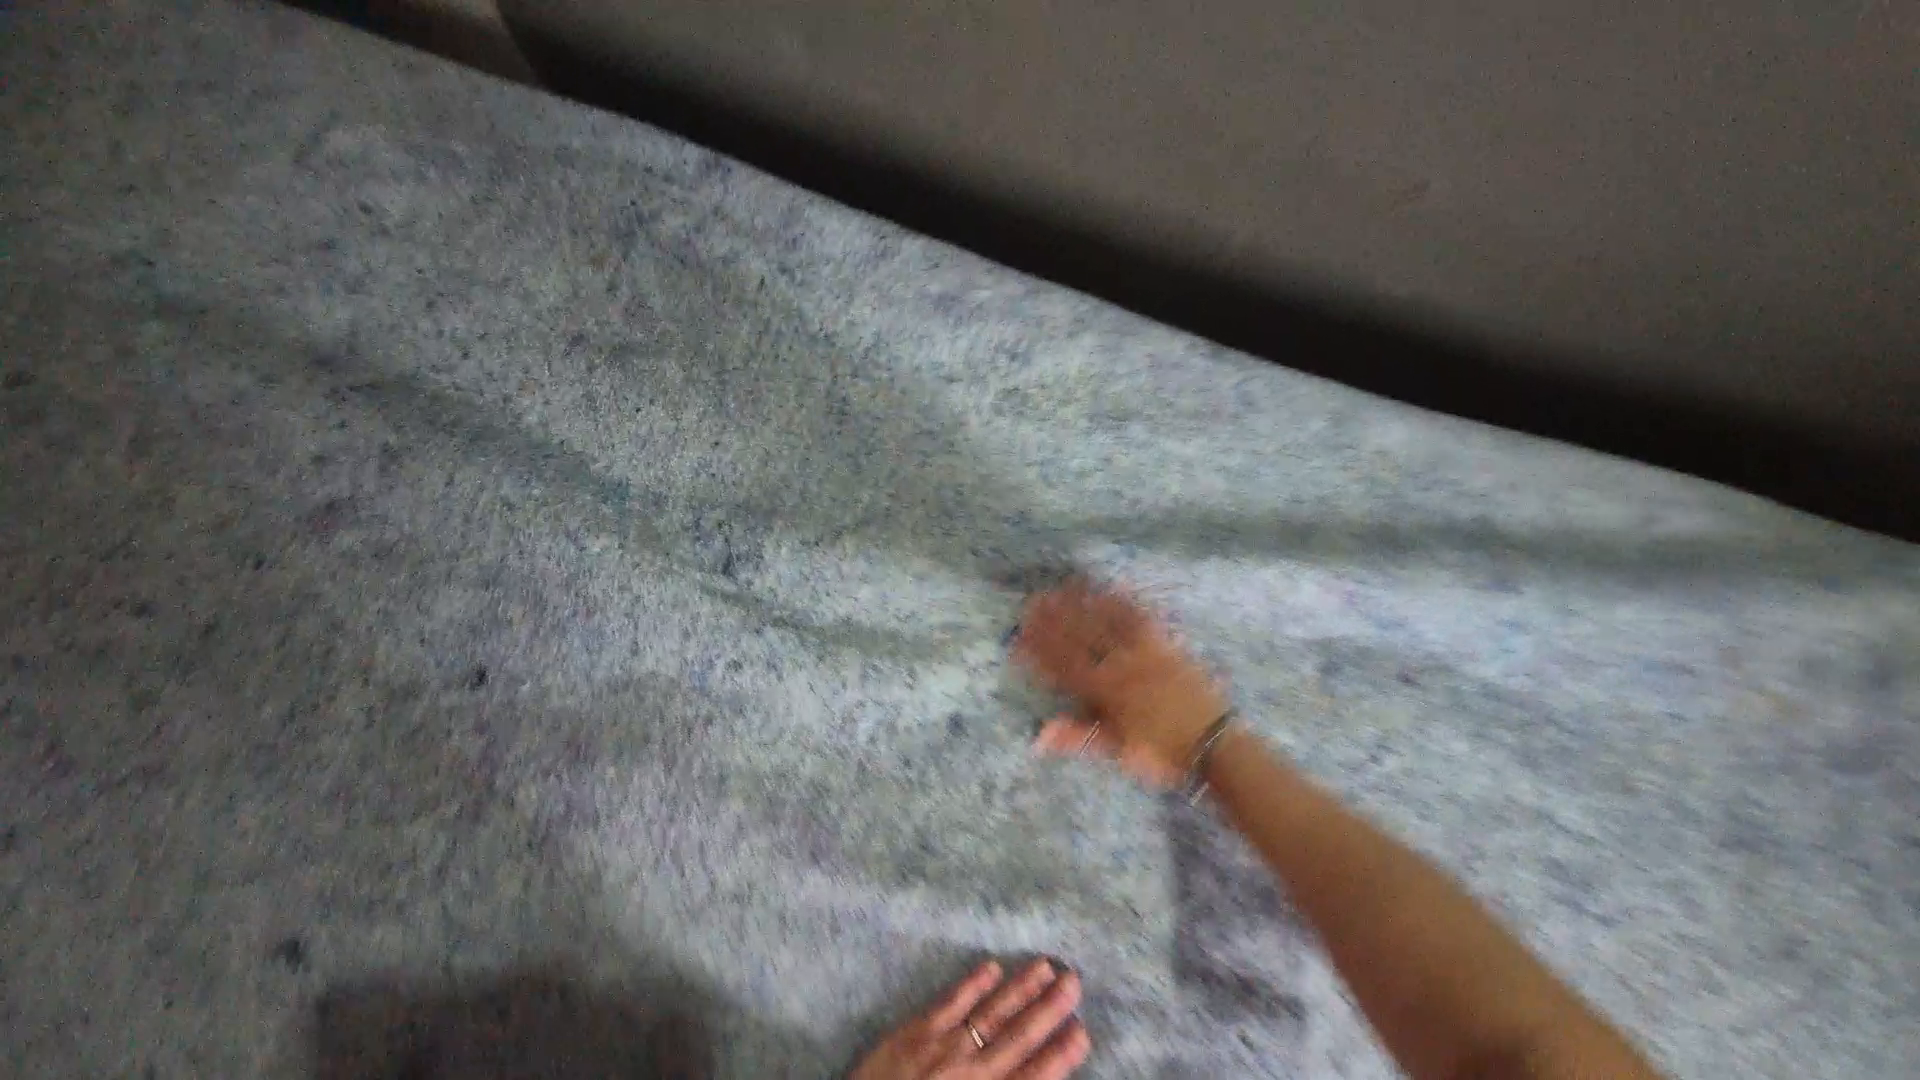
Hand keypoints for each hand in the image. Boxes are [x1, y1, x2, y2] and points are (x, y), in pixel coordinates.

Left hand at [851, 959, 1090, 1079]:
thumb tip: (1027, 1077)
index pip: (1034, 1077)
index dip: (1060, 1053)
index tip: (1082, 1029)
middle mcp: (973, 1073)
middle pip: (1019, 1036)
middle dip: (1050, 1008)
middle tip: (1074, 979)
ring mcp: (944, 1048)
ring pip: (991, 1012)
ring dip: (1020, 988)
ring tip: (1044, 965)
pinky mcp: (915, 1032)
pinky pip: (950, 1002)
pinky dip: (972, 983)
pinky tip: (991, 966)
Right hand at [1014, 579, 1228, 788]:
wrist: (1215, 743)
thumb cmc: (1162, 752)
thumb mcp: (1118, 750)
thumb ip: (1077, 736)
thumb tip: (1037, 736)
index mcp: (1107, 691)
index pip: (1064, 665)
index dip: (1039, 650)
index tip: (1019, 636)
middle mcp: (1122, 664)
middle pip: (1081, 636)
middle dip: (1054, 619)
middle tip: (1032, 601)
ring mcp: (1146, 650)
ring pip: (1108, 621)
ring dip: (1083, 602)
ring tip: (1062, 586)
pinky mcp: (1168, 644)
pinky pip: (1144, 617)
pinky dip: (1126, 601)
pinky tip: (1113, 586)